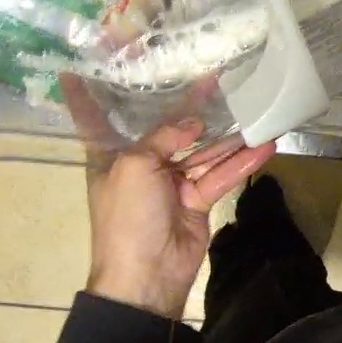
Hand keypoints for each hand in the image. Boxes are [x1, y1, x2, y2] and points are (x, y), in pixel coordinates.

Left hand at [65, 77, 276, 319]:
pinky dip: (243, 162)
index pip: (94, 120)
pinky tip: (266, 144)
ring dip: (226, 133)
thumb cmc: (127, 215)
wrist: (148, 273)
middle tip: (213, 74)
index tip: (76, 69)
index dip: (86, 96)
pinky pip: (222, 175)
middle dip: (186, 104)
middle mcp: (141, 165)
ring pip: (201, 150)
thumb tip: (195, 123)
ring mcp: (172, 182)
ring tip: (251, 103)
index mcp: (110, 157)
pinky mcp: (199, 199)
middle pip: (165, 128)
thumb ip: (164, 135)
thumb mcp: (135, 166)